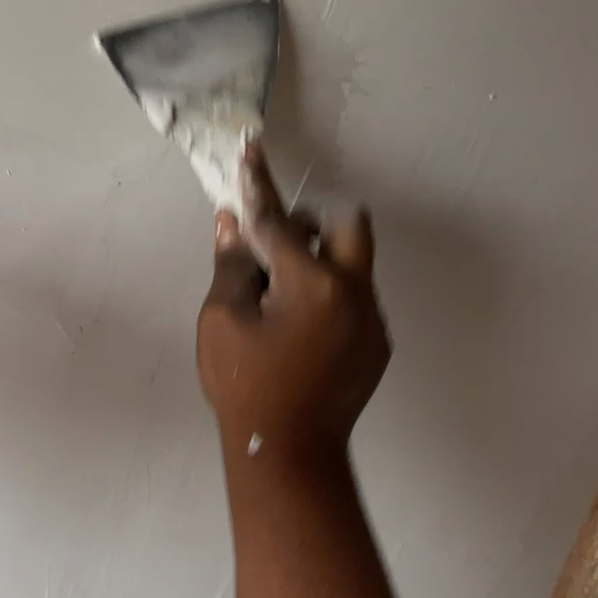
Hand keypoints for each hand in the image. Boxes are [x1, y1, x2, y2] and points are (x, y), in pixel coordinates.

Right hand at [198, 143, 390, 455]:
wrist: (287, 448)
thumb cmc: (244, 381)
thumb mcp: (222, 319)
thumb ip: (232, 267)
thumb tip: (231, 224)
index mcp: (315, 284)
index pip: (279, 223)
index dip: (257, 187)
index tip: (252, 149)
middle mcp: (356, 294)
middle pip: (347, 230)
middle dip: (310, 223)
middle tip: (273, 244)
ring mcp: (372, 321)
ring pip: (348, 268)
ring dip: (311, 266)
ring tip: (273, 301)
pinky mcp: (375, 345)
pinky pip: (348, 301)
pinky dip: (319, 298)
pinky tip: (291, 332)